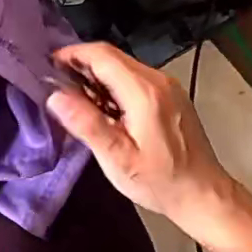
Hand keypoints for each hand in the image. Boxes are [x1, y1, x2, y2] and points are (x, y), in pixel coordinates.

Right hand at [46, 42, 244, 247]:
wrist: (204, 196)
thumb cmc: (159, 181)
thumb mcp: (118, 158)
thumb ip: (87, 124)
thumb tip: (54, 95)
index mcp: (144, 91)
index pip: (101, 54)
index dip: (71, 55)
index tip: (46, 68)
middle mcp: (157, 80)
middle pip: (110, 56)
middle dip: (79, 65)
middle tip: (55, 86)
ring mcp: (166, 86)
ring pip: (120, 65)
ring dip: (94, 75)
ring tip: (74, 99)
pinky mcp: (169, 95)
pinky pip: (132, 76)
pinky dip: (110, 84)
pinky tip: (101, 107)